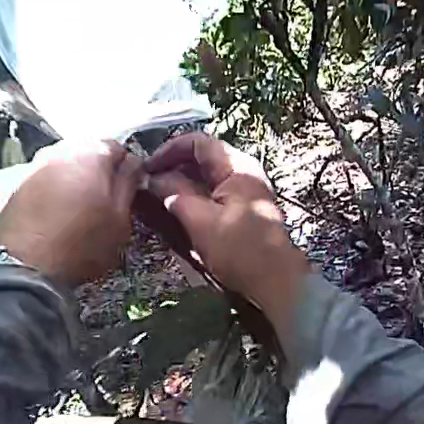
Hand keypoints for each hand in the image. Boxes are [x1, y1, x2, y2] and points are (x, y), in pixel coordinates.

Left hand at [0, 140, 142, 286]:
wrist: (25, 267)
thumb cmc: (83, 243)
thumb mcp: (120, 217)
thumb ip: (129, 183)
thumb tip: (134, 162)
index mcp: (92, 154)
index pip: (118, 147)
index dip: (127, 167)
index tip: (128, 189)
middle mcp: (61, 149)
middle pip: (89, 150)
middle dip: (99, 169)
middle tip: (105, 199)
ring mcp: (34, 163)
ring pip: (65, 162)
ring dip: (76, 176)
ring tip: (80, 204)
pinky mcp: (15, 181)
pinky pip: (46, 175)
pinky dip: (55, 186)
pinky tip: (58, 210)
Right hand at [144, 133, 309, 318]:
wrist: (275, 281)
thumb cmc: (239, 249)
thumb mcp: (200, 219)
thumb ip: (174, 194)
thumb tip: (153, 180)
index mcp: (237, 167)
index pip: (199, 142)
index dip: (169, 150)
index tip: (147, 168)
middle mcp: (244, 173)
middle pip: (203, 158)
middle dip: (173, 167)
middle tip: (148, 183)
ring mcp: (246, 192)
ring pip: (207, 178)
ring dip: (182, 184)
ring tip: (156, 197)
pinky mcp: (244, 210)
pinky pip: (214, 194)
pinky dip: (194, 198)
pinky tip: (177, 210)